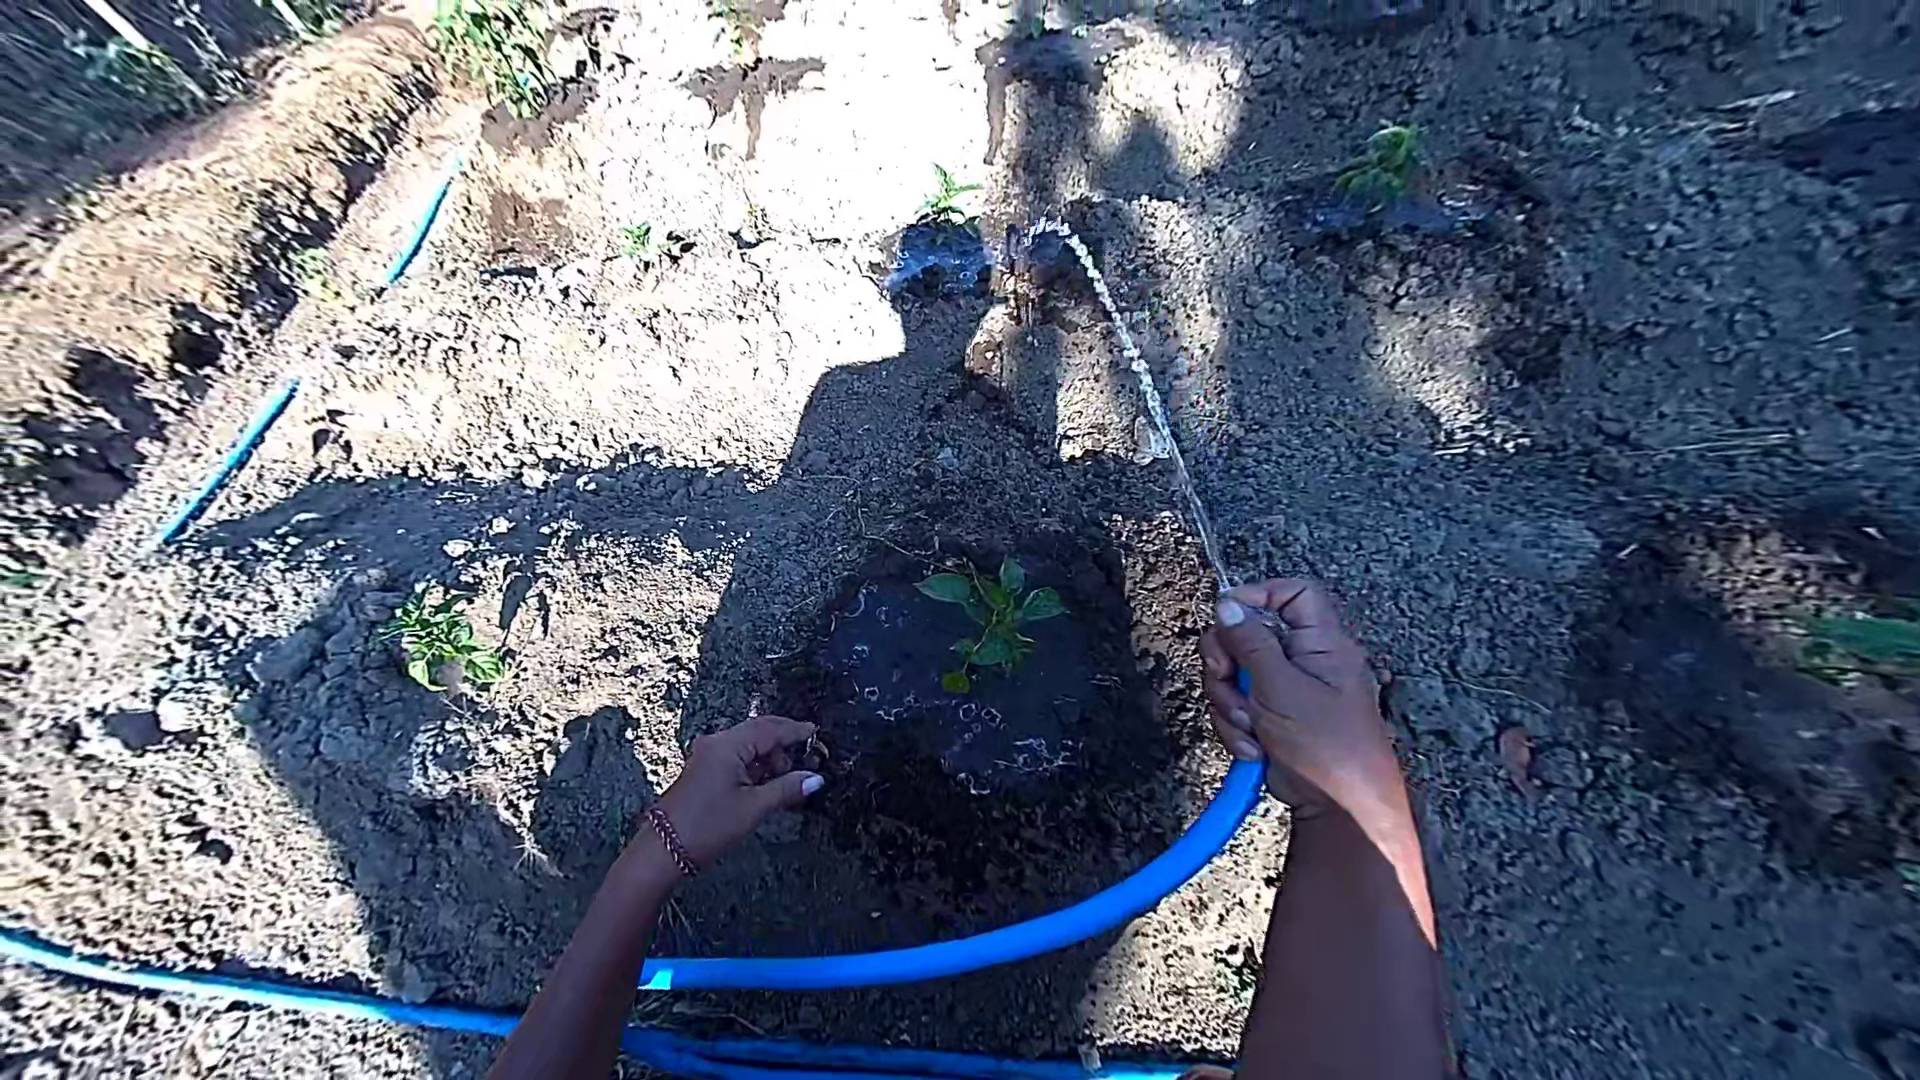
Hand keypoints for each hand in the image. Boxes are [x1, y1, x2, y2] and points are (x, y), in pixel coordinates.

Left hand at [649, 715, 824, 867]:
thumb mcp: (753, 807)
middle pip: (759, 731)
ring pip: (749, 745)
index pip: (770, 729)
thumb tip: (816, 778)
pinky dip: (756, 765)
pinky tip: (767, 782)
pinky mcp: (704, 769)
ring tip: (787, 778)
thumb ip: (787, 788)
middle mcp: (717, 743)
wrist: (661, 853)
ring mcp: (708, 755)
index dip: (795, 731)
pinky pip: (738, 756)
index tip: (815, 733)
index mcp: (727, 745)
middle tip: (806, 755)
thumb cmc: (706, 827)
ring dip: (770, 757)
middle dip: (784, 743)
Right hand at [1198, 579, 1402, 819]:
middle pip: (1247, 633)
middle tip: (1225, 677)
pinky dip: (1233, 724)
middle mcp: (1301, 660)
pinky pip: (1233, 703)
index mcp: (1320, 644)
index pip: (1294, 594)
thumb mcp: (1282, 687)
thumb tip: (1227, 604)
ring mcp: (1282, 688)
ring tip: (1248, 726)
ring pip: (1233, 671)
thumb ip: (1251, 642)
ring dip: (1228, 700)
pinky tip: (1252, 746)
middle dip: (1226, 660)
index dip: (1259, 595)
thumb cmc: (1326, 747)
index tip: (1227, 616)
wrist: (1337, 811)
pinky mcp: (1266, 714)